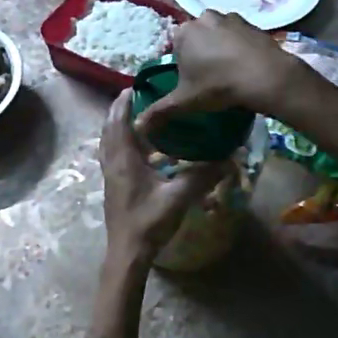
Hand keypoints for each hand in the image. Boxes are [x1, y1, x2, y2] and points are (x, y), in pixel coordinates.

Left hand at [100, 90, 223, 269]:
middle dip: (120, 109)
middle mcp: (113, 162)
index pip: (120, 121)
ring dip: (119, 125)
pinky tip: (139, 148)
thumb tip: (229, 159)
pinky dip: (121, 141)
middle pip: (110, 127)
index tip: (135, 85)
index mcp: (124, 159)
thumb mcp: (179, 197)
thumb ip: (202, 176)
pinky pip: (113, 154)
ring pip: (109, 141)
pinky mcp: (113, 185)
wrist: (127, 253)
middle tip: (137, 95)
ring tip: (136, 115)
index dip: (125, 102)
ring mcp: (110, 175)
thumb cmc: (149, 222)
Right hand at [133, 12, 325, 134]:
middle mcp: (205, 17)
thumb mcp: (185, 102)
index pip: (175, 47)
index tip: (193, 82)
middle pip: (197, 39)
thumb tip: (138, 127)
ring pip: (219, 36)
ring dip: (221, 49)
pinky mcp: (253, 23)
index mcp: (184, 32)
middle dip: (201, 55)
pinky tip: (245, 67)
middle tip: (211, 80)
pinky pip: (240, 37)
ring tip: (229, 74)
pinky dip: (240, 48)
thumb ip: (159, 112)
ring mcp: (231, 18)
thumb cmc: (218, 86)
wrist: (265, 76)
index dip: (183, 66)